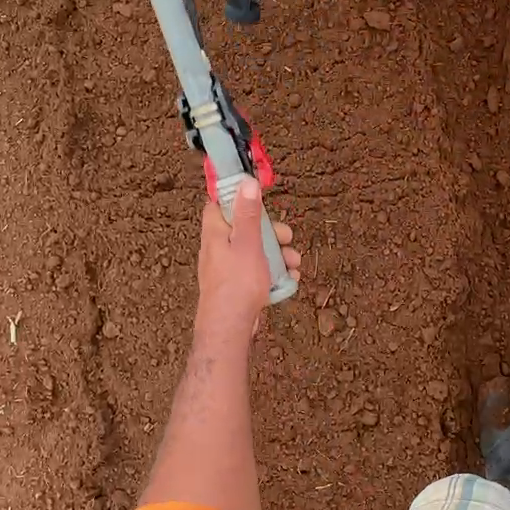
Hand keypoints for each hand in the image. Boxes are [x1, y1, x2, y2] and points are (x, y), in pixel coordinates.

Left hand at [194, 177, 299, 346]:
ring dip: (278, 254)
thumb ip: (248, 213)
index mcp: (215, 232)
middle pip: (245, 228)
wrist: (229, 326)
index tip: (256, 196)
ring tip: (294, 262)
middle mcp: (218, 248)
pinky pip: (258, 271)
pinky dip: (273, 272)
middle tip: (286, 236)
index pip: (219, 205)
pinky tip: (289, 278)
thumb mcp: (248, 243)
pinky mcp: (238, 285)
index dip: (237, 198)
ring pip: (256, 251)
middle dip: (271, 232)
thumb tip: (247, 183)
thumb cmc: (236, 284)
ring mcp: (228, 268)